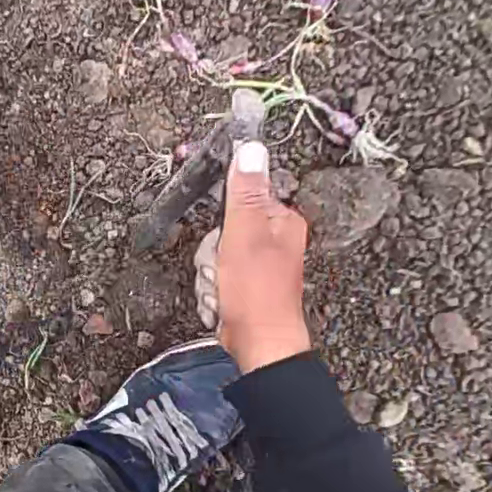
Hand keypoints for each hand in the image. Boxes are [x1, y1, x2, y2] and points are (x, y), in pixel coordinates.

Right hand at [216, 140, 310, 372]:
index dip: (223, 219)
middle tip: (223, 268)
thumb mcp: (245, 233)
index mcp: (281, 221)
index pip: (239, 199)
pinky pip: (214, 277)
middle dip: (213, 254)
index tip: (223, 238)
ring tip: (223, 290)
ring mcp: (256, 265)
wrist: (258, 344)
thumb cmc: (256, 292)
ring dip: (210, 275)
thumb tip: (251, 147)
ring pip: (214, 256)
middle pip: (221, 230)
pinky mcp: (243, 286)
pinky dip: (213, 291)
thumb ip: (245, 192)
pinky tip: (222, 302)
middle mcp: (271, 240)